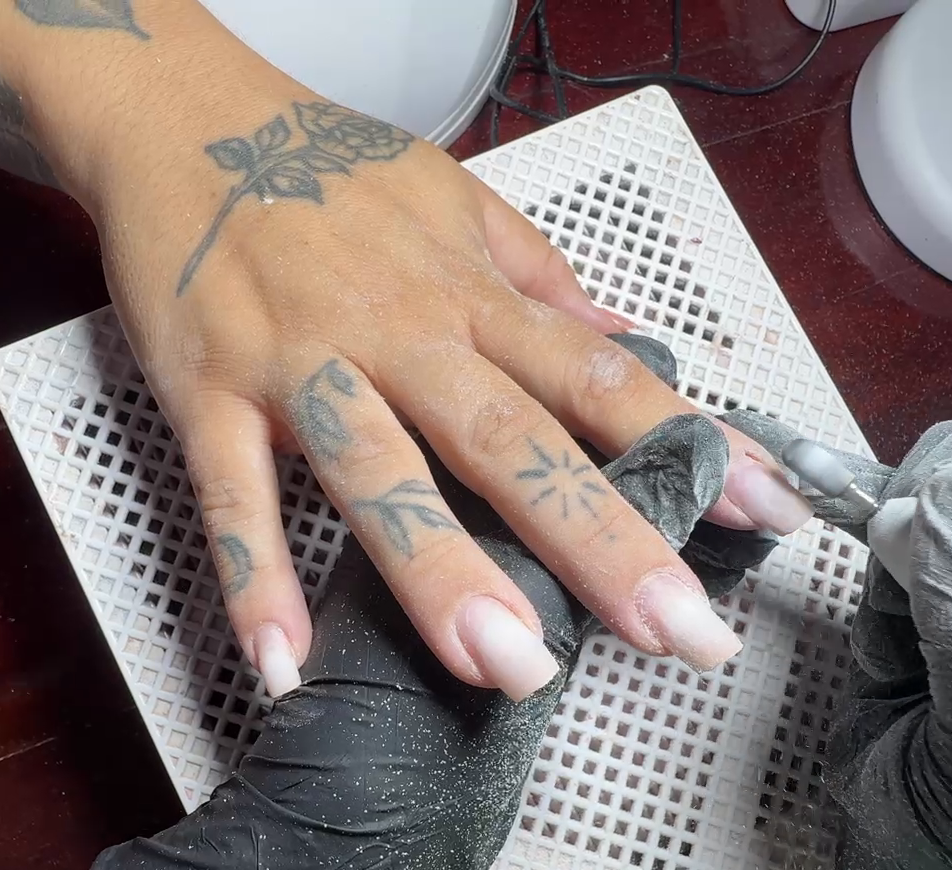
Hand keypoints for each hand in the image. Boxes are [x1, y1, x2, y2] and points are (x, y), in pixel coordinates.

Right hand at [47, 55, 809, 700]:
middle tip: (677, 636)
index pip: (601, 378)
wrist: (180, 117)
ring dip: (444, 575)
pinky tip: (286, 663)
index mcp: (468, 294)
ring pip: (381, 476)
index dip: (690, 447)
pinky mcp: (209, 397)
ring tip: (511, 670)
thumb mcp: (453, 201)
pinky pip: (233, 499)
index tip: (771, 515)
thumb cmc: (325, 168)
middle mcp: (399, 335)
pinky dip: (256, 581)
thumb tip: (626, 338)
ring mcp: (301, 367)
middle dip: (600, 541)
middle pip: (512, 444)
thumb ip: (540, 281)